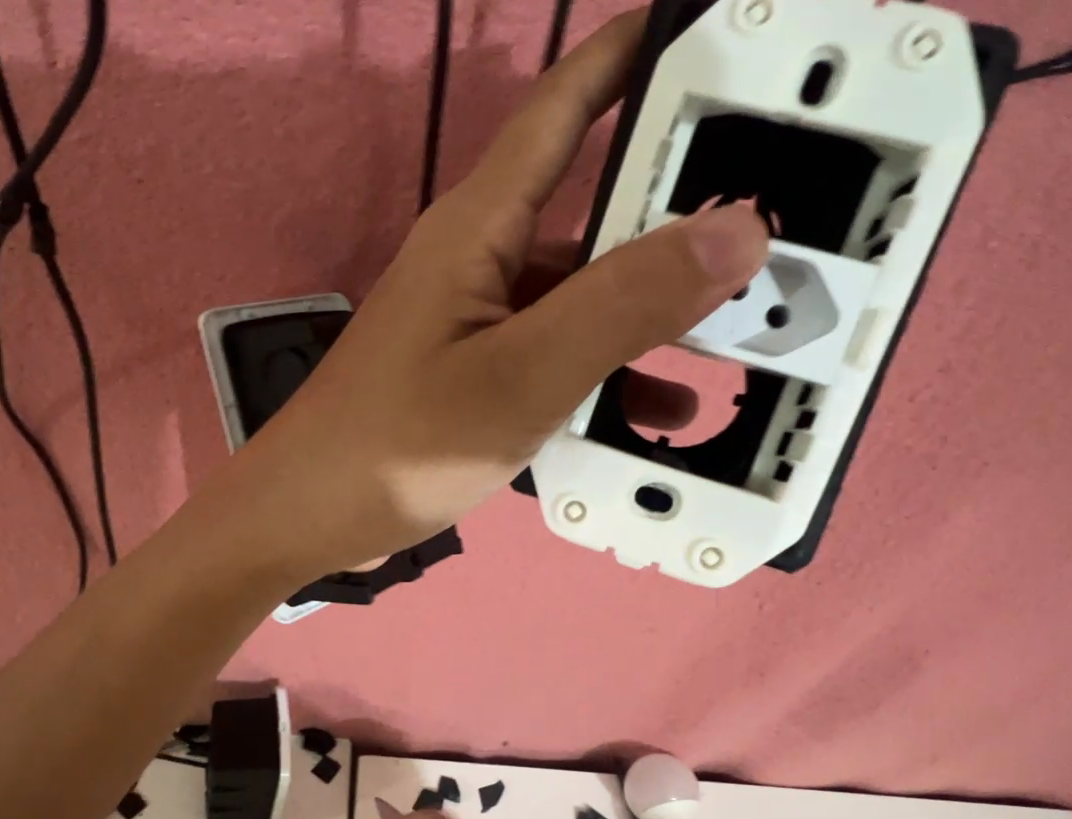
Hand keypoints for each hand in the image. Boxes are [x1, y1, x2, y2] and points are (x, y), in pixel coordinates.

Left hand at [207, 9, 769, 578]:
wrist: (308, 517)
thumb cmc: (398, 444)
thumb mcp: (521, 375)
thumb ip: (623, 304)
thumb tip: (735, 229)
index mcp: (479, 229)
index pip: (562, 109)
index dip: (630, 58)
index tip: (704, 35)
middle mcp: (478, 259)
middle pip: (589, 209)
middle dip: (673, 211)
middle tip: (763, 222)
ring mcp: (474, 319)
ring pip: (580, 292)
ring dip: (647, 313)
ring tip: (728, 339)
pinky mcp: (472, 371)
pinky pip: (556, 350)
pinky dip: (607, 371)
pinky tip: (652, 411)